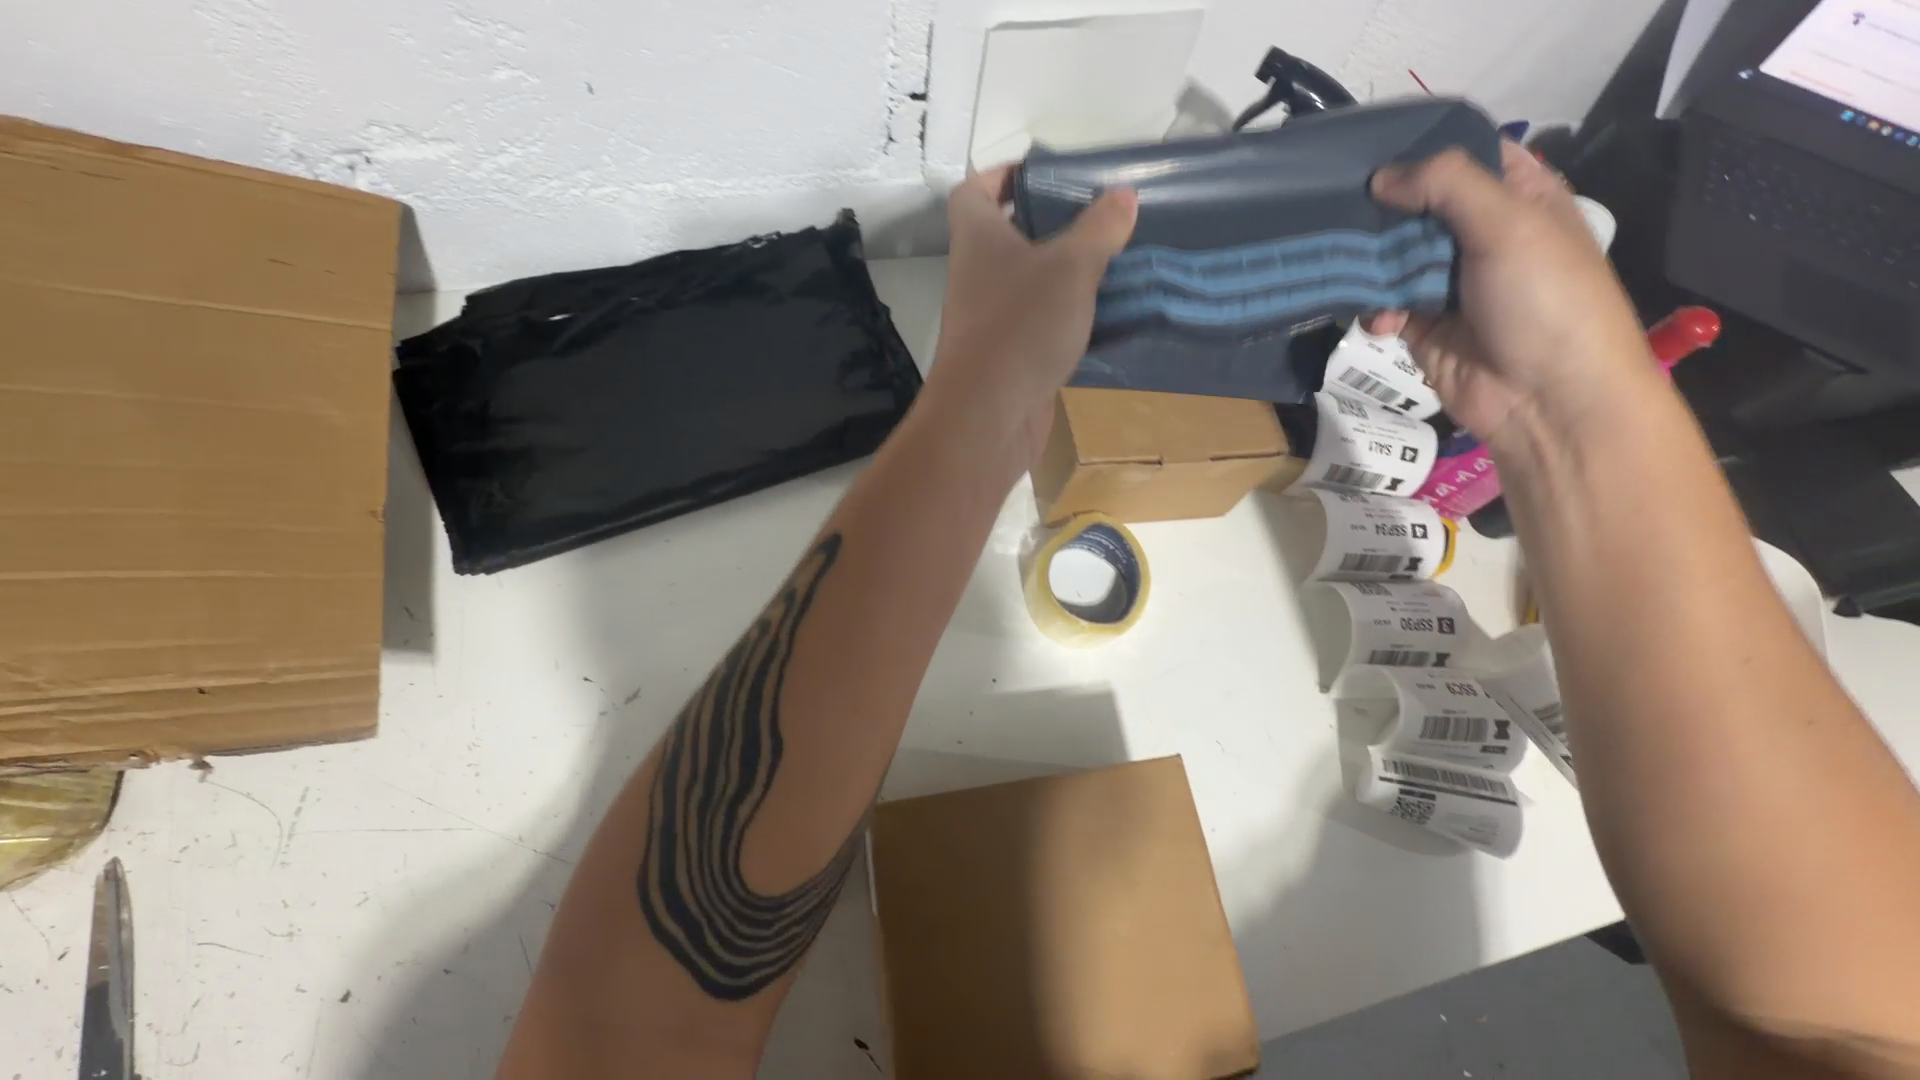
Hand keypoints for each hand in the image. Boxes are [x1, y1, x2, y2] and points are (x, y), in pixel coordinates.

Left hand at [924, 165, 1137, 464]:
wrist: (989, 415)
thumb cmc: (1021, 325)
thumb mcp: (1071, 267)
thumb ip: (1099, 229)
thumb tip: (1123, 194)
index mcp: (977, 238)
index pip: (975, 191)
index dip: (1003, 175)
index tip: (1044, 174)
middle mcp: (976, 274)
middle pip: (1006, 236)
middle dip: (1047, 225)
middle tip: (1095, 218)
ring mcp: (989, 319)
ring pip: (1026, 284)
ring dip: (1062, 274)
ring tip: (1111, 263)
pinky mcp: (1007, 357)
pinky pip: (1039, 324)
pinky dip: (1066, 317)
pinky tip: (1104, 316)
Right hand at [1366, 143, 1658, 453]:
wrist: (1545, 398)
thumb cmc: (1545, 299)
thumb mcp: (1508, 223)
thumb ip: (1445, 186)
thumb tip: (1379, 177)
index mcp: (1517, 197)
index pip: (1464, 154)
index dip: (1422, 146)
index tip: (1369, 143)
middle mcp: (1479, 234)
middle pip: (1417, 204)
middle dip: (1379, 205)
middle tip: (1333, 199)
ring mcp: (1447, 281)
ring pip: (1391, 254)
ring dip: (1367, 259)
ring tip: (1341, 258)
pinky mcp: (1420, 324)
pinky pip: (1381, 303)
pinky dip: (1371, 307)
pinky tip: (1378, 318)